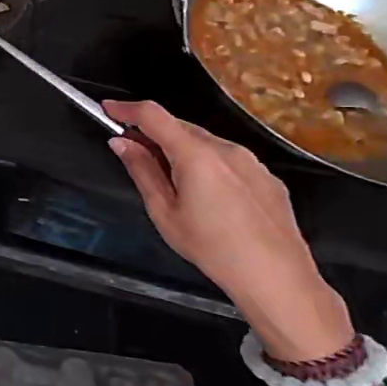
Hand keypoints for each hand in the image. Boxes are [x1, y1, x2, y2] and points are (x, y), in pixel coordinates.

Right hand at [105, 100, 354, 360]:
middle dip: (154, 135)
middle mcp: (226, 148)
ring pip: (205, 143)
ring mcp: (251, 161)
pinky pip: (230, 160)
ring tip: (173, 186)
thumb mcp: (165, 213)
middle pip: (180, 127)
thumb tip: (123, 144)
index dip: (127, 108)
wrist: (276, 277)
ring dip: (182, 151)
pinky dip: (209, 166)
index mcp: (196, 155)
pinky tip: (209, 199)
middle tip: (134, 154)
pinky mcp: (267, 176)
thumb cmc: (215, 249)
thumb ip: (142, 171)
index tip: (110, 108)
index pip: (153, 115)